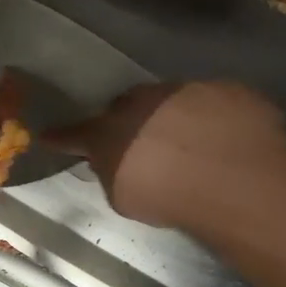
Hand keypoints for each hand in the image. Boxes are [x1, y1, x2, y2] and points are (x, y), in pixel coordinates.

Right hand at [44, 81, 285, 229]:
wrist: (236, 180)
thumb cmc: (169, 198)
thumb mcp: (123, 197)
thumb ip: (110, 172)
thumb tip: (110, 161)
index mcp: (108, 133)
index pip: (74, 134)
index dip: (61, 137)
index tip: (48, 136)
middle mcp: (141, 103)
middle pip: (125, 104)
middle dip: (126, 118)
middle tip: (138, 141)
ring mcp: (186, 90)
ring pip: (168, 98)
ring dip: (169, 115)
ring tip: (186, 141)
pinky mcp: (227, 88)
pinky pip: (210, 100)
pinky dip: (209, 116)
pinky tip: (220, 138)